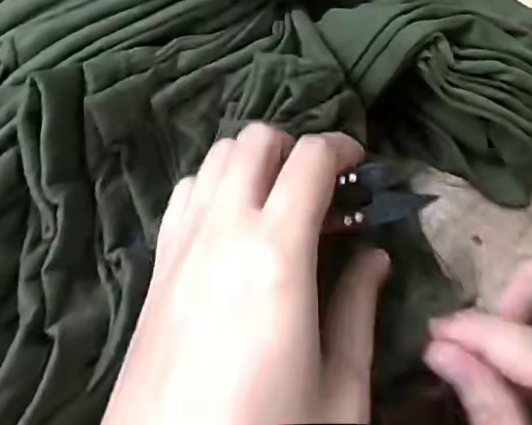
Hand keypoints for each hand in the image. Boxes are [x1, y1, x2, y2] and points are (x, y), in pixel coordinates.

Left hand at [103, 124, 392, 424]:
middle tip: (322, 189)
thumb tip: (374, 254)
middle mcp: (222, 226)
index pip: (309, 158)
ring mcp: (182, 239)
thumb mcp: (338, 392)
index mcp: (275, 252)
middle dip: (295, 147)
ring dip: (253, 160)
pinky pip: (186, 189)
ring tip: (279, 201)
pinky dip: (215, 183)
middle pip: (255, 139)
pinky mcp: (156, 261)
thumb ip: (357, 308)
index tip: (362, 166)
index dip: (343, 148)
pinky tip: (232, 223)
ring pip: (217, 155)